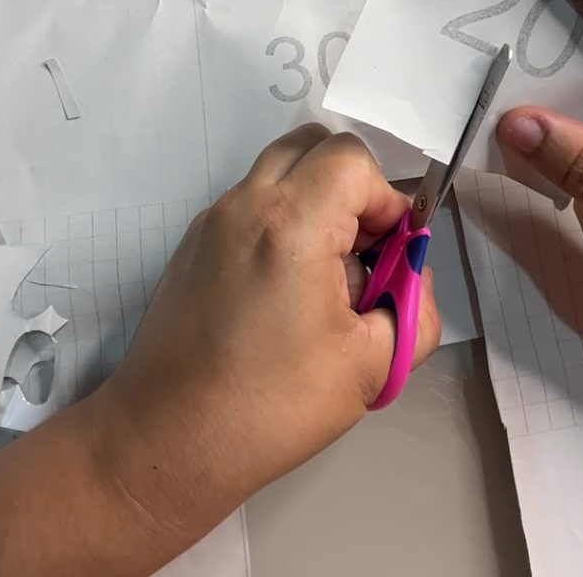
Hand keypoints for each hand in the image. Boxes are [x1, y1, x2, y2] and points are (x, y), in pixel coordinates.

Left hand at [84, 125, 443, 539]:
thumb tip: (410, 274)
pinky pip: (251, 200)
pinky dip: (281, 218)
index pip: (352, 158)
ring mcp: (212, 218)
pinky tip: (282, 289)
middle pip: (313, 144)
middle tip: (361, 248)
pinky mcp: (194, 240)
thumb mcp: (373, 366)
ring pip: (279, 168)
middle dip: (351, 184)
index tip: (389, 252)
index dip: (385, 197)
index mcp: (290, 221)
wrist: (166, 439)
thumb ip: (416, 307)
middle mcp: (245, 202)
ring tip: (323, 271)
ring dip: (315, 197)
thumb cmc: (270, 406)